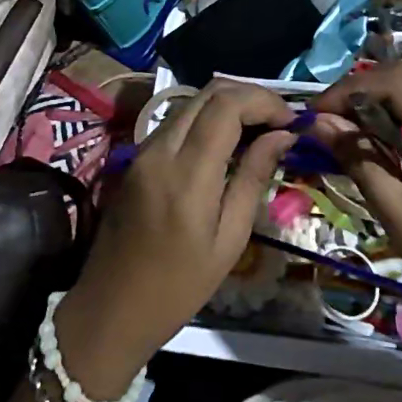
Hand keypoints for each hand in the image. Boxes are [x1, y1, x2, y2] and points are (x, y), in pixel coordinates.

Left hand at [55, 81, 295, 393]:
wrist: (110, 309)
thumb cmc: (178, 287)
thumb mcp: (229, 239)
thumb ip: (254, 177)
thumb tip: (283, 136)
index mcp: (187, 173)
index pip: (226, 104)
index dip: (264, 101)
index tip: (291, 121)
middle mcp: (161, 149)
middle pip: (209, 92)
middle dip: (250, 96)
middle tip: (280, 120)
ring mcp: (144, 150)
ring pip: (192, 102)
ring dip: (229, 104)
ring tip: (260, 129)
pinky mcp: (137, 157)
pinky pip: (177, 121)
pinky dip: (208, 118)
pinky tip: (228, 141)